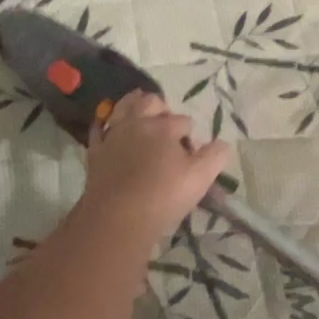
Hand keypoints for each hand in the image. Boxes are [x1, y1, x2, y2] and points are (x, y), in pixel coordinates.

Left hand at [78, 91, 229, 244]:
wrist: (118, 217)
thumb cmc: (163, 196)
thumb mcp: (200, 178)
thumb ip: (215, 157)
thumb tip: (222, 144)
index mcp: (164, 127)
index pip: (183, 121)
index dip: (190, 135)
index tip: (192, 153)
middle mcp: (138, 123)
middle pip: (151, 102)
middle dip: (162, 109)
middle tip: (167, 126)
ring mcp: (114, 135)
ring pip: (123, 107)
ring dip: (134, 105)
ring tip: (141, 112)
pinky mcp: (96, 151)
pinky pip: (99, 129)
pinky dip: (105, 126)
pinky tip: (109, 130)